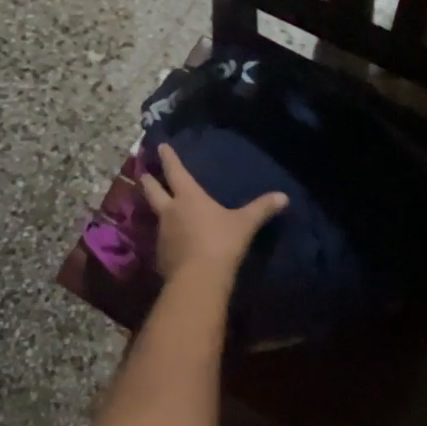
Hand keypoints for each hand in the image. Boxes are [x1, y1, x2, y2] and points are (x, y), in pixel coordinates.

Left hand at [140, 143, 288, 280]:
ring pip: (156, 216)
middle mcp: (170, 211)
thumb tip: (284, 196)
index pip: (175, 171)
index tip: (160, 146)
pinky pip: (163, 241)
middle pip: (153, 191)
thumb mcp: (245, 224)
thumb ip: (262, 209)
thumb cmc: (221, 243)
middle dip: (149, 181)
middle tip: (143, 174)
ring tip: (162, 209)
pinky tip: (173, 242)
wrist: (198, 279)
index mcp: (188, 197)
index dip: (168, 157)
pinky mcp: (161, 255)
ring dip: (157, 210)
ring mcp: (162, 234)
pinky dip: (167, 238)